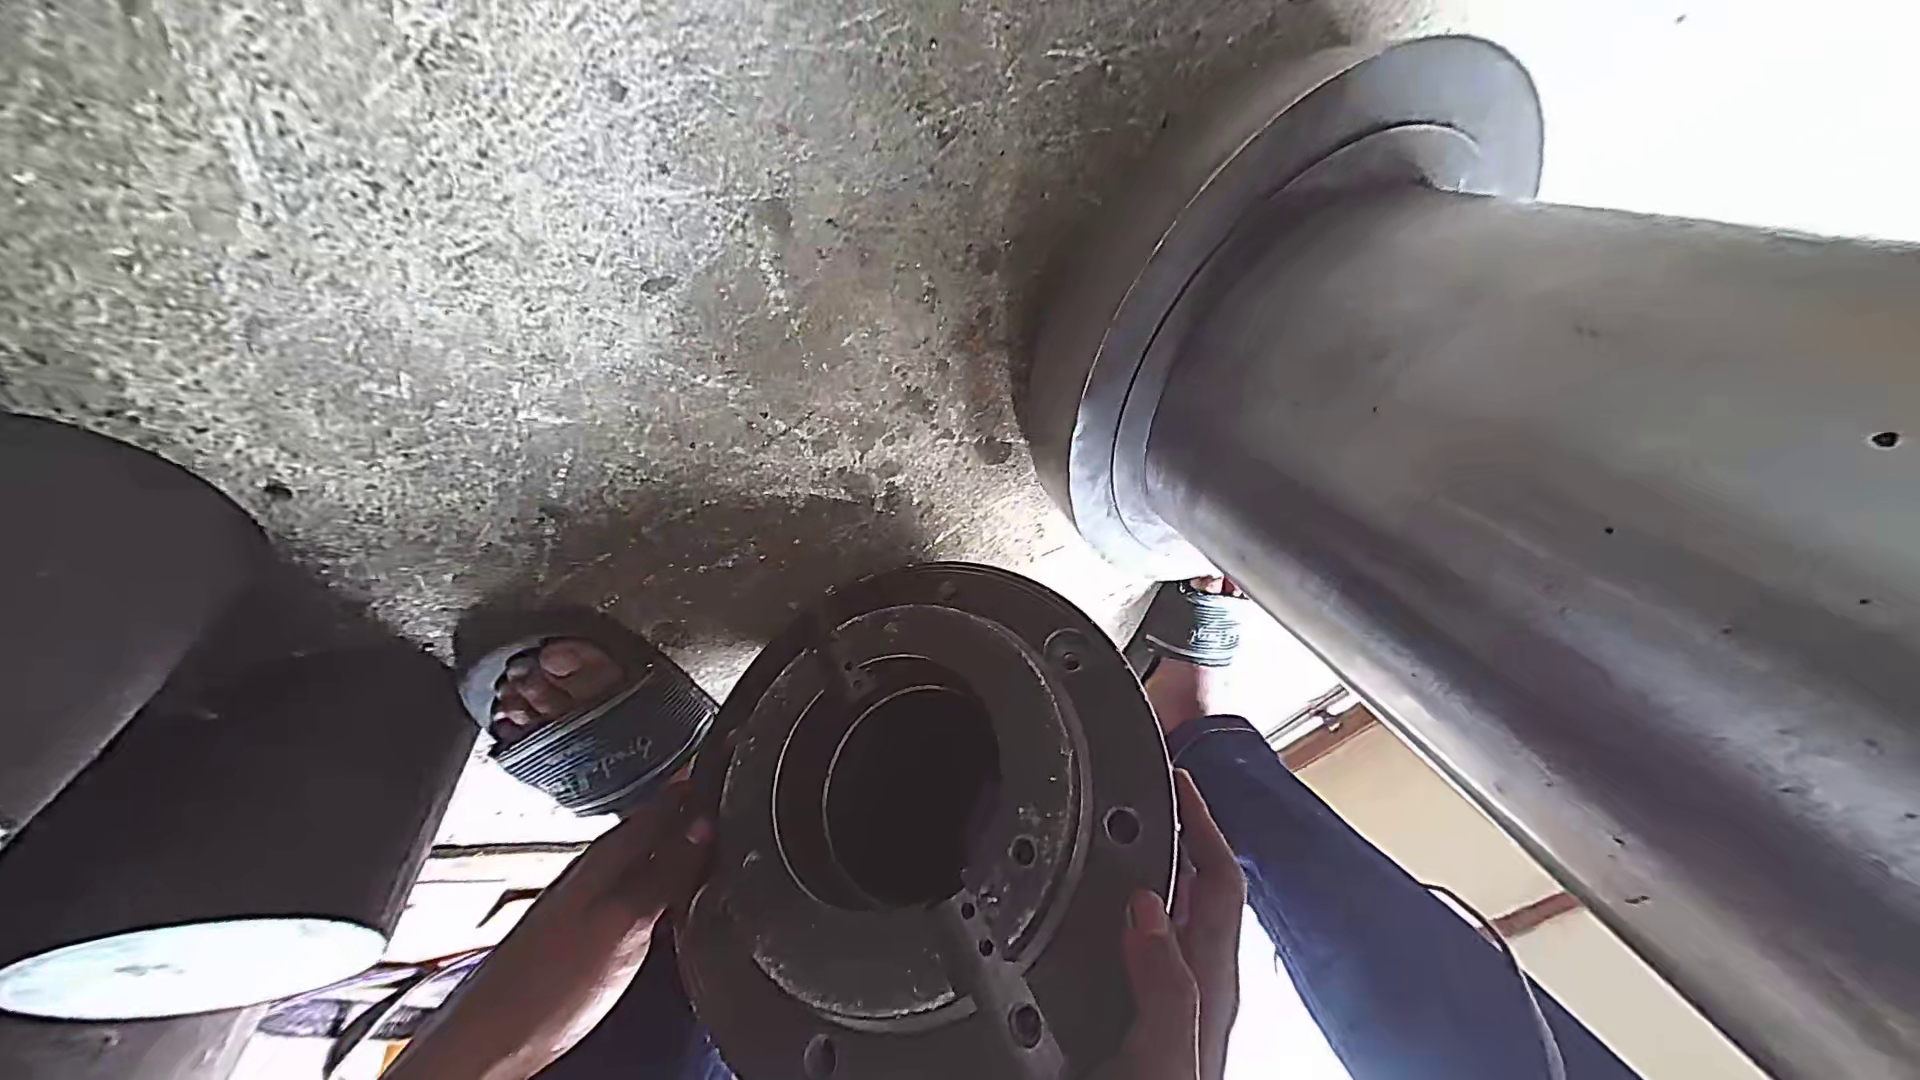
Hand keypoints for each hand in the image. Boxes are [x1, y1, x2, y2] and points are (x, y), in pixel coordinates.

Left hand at [386, 781, 712, 1079]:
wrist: (486, 1047)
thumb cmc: (545, 987)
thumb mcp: (625, 922)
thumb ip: (669, 870)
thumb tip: (705, 826)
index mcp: (611, 854)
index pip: (666, 800)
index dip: (699, 781)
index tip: (730, 762)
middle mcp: (600, 867)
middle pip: (659, 823)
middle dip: (694, 808)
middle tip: (732, 798)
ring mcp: (593, 896)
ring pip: (650, 852)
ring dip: (681, 841)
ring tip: (714, 838)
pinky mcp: (589, 925)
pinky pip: (641, 883)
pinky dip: (666, 876)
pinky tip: (677, 893)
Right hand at [1106, 770, 1245, 1079]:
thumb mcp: (1160, 1061)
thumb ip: (1163, 989)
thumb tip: (1149, 905)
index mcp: (1207, 983)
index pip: (1219, 881)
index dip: (1203, 823)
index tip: (1179, 780)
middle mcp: (1198, 982)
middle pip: (1204, 885)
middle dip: (1184, 829)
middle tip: (1152, 791)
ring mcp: (1175, 994)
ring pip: (1178, 906)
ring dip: (1162, 858)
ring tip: (1132, 824)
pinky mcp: (1149, 1004)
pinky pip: (1151, 932)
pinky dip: (1138, 894)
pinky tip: (1112, 895)